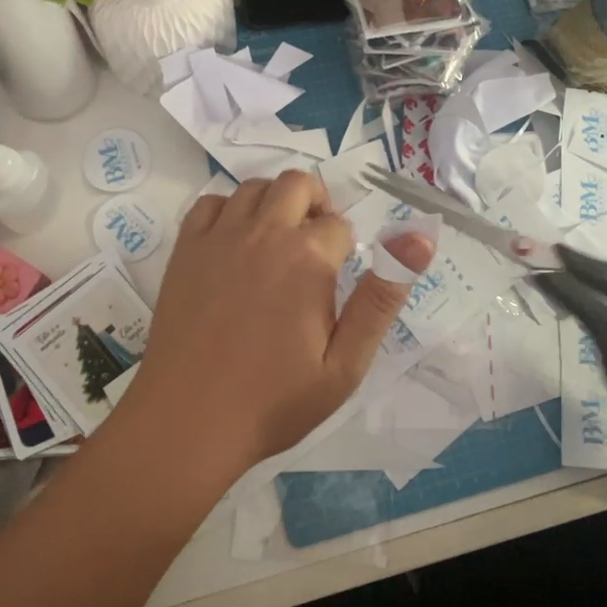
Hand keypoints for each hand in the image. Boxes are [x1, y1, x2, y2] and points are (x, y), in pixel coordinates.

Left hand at [119, 170, 435, 470]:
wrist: (189, 421)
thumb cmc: (274, 400)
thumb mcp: (345, 364)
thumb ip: (382, 298)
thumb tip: (420, 237)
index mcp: (308, 258)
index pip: (340, 225)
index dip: (345, 247)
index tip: (337, 279)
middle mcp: (264, 233)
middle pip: (298, 184)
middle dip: (317, 204)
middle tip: (316, 246)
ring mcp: (219, 237)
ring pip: (254, 186)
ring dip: (275, 202)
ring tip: (279, 242)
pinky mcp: (186, 250)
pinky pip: (210, 203)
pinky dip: (229, 210)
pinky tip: (235, 243)